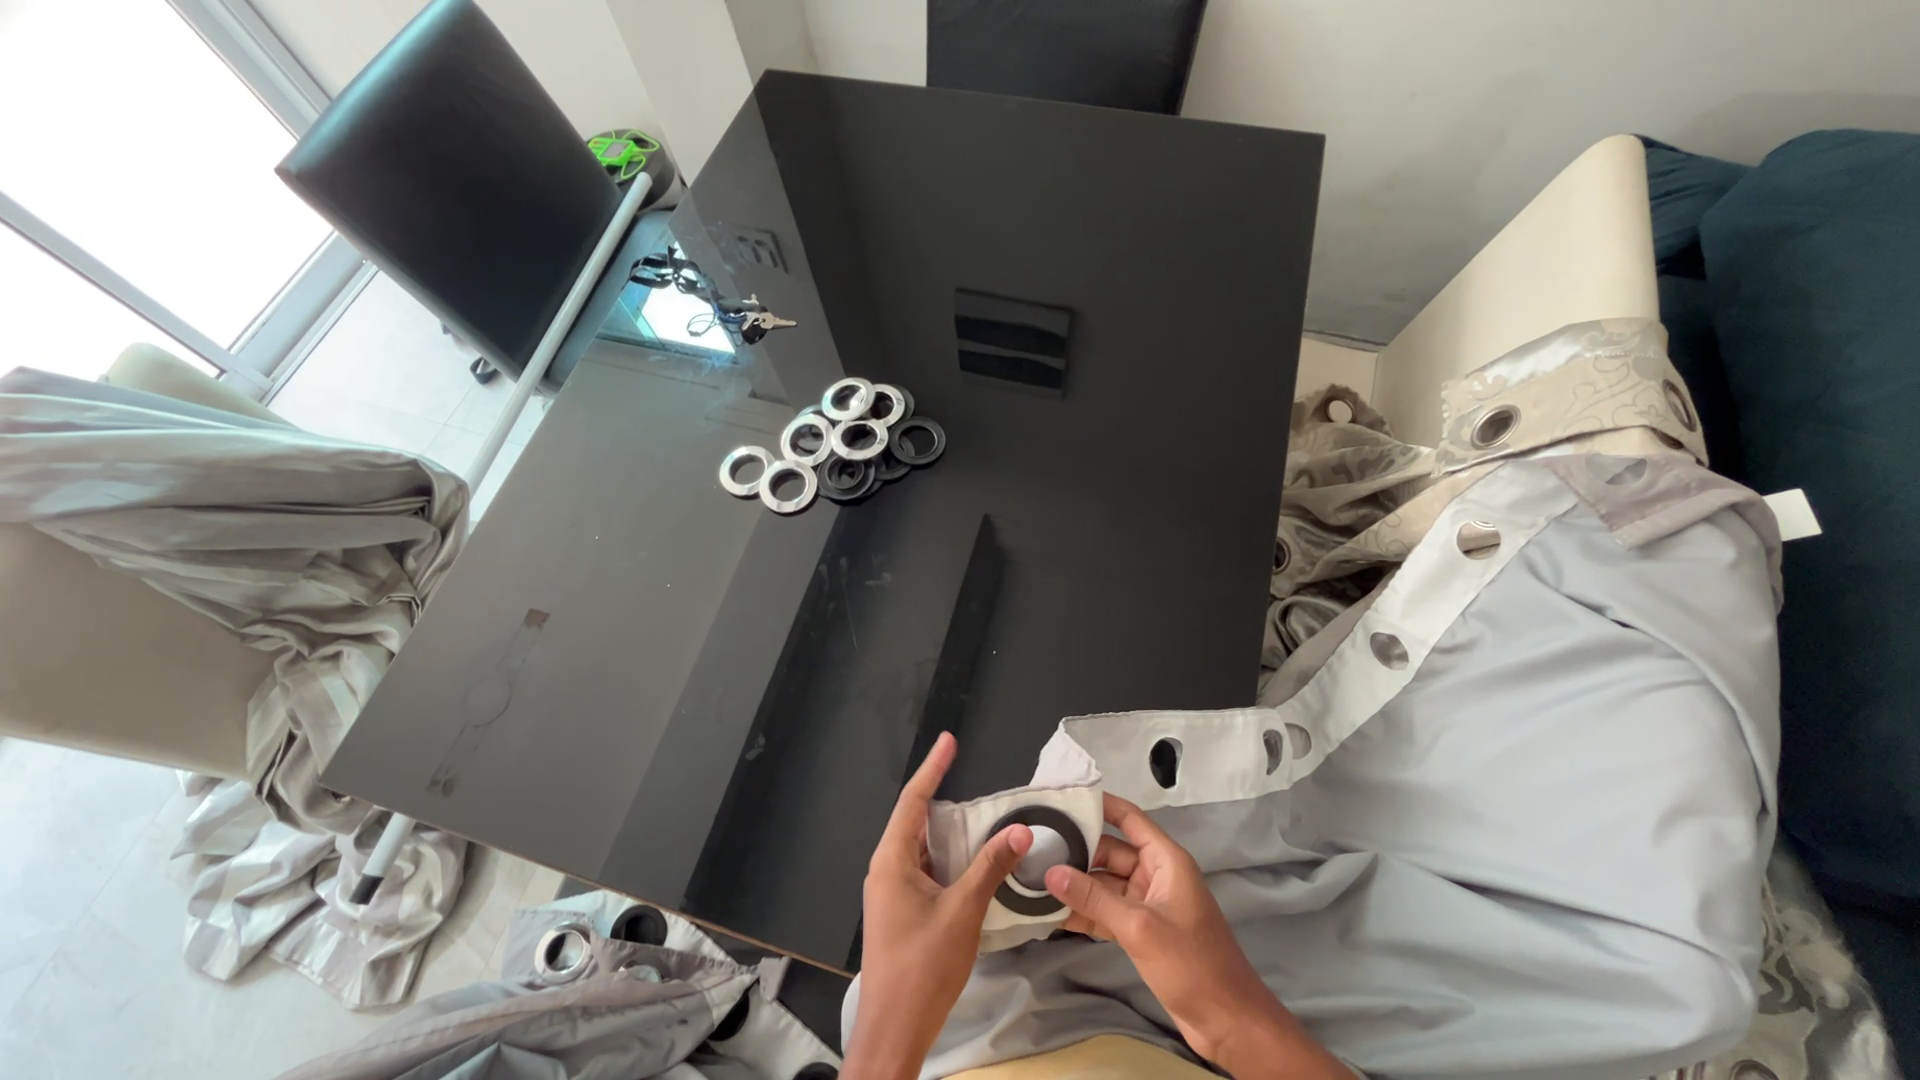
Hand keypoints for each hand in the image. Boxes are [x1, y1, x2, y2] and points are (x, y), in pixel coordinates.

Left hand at [843, 733, 1032, 1079]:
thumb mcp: (962, 912)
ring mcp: (891, 893)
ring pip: (923, 850)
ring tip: (984, 823)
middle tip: (979, 789)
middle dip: (946, 803)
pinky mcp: (901, 912)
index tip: (948, 742)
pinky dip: (950, 863)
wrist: (895, 1027)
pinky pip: (926, 873)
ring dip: (951, 837)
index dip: (933, 768)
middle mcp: (886, 870)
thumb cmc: (923, 966)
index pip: (913, 801)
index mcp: (892, 860)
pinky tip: (975, 867)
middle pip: (916, 823)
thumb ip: (991, 868)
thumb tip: (1018, 832)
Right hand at [1044, 794, 1349, 1079]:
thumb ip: (1093, 898)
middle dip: (1076, 850)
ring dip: (1075, 885)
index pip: (1129, 818)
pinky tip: (1051, 913)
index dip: (1099, 805)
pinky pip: (1106, 912)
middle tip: (1033, 847)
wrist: (1227, 1022)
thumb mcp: (1139, 927)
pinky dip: (1084, 912)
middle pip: (1110, 851)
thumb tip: (1050, 872)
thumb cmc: (1192, 964)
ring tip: (1032, 878)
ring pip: (1104, 883)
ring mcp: (1148, 904)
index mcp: (1166, 860)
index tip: (1062, 798)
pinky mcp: (1142, 932)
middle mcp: (1156, 875)